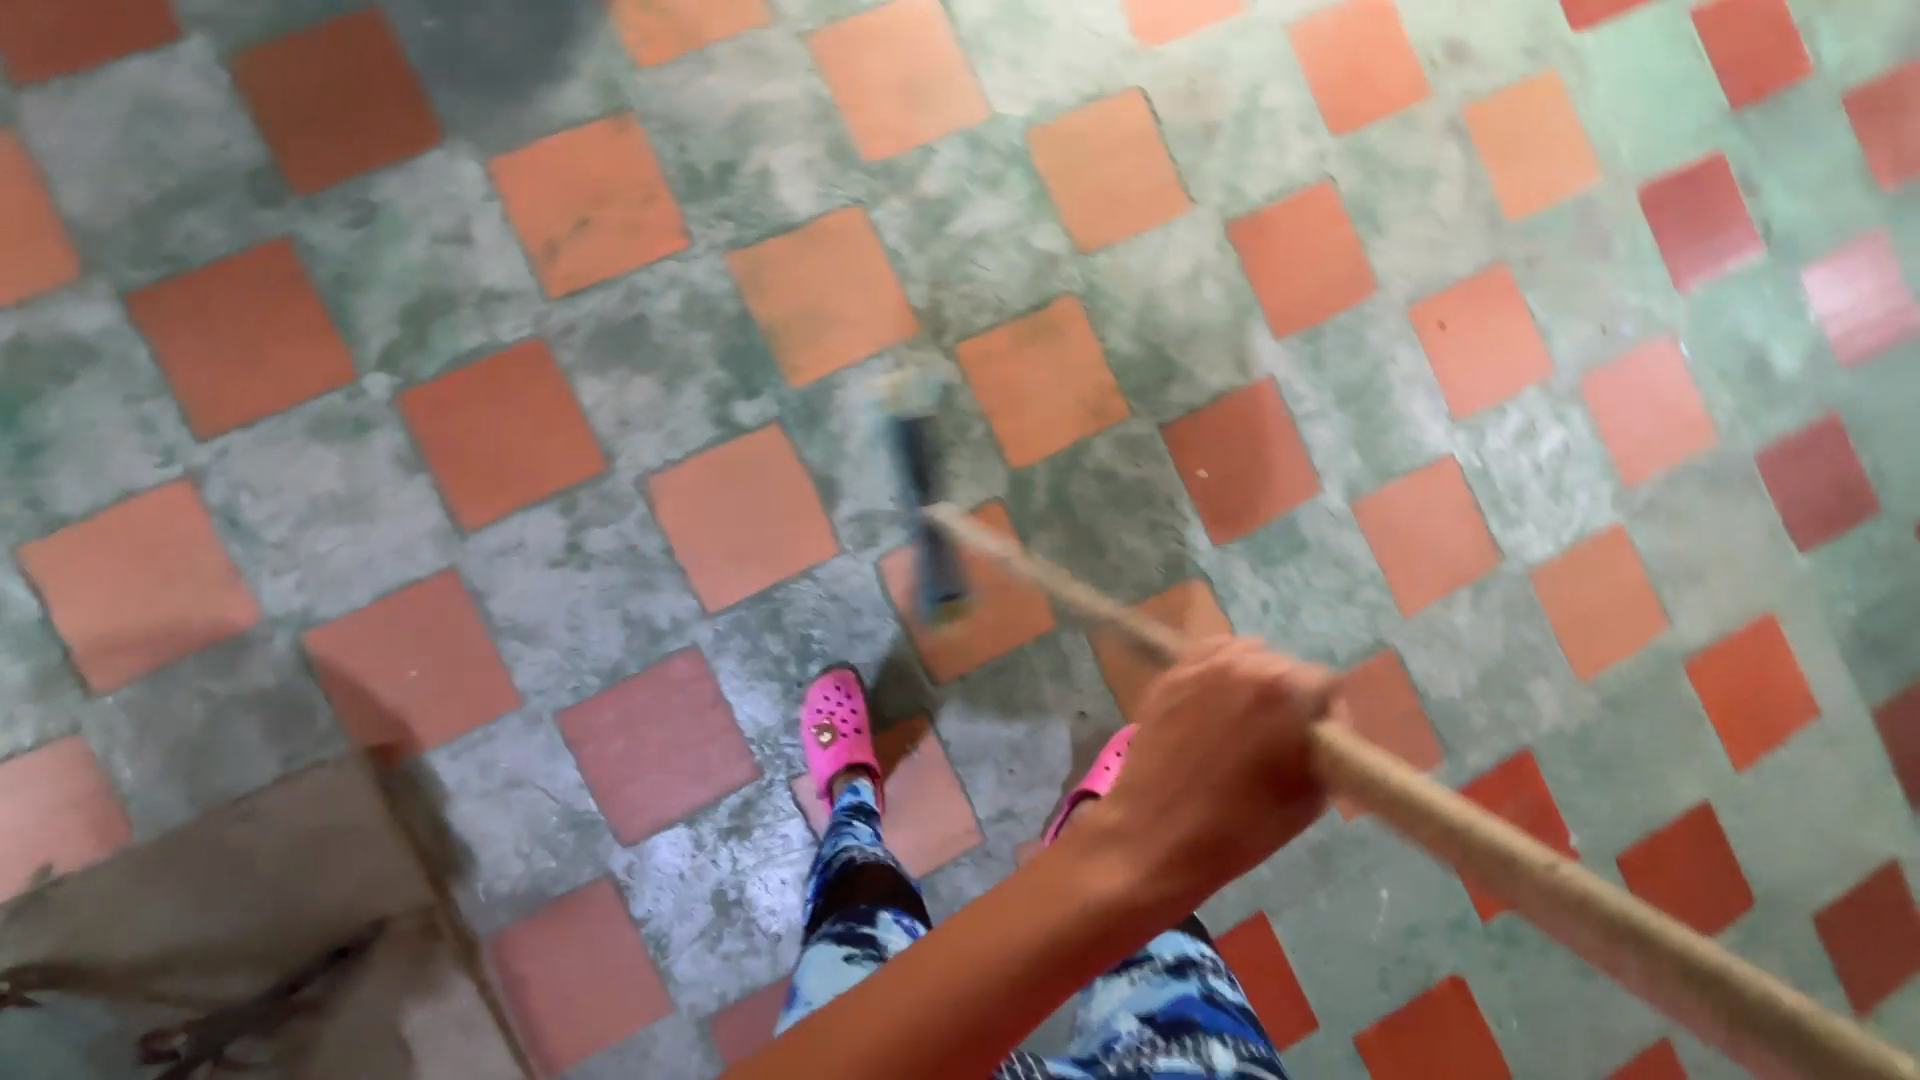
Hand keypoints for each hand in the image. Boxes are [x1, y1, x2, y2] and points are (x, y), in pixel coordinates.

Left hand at [1091, 637, 1337, 909]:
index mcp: (1288, 689)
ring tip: (1248, 720)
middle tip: (1283, 736)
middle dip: (1292, 698)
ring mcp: (1202, 666)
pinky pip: (1207, 658)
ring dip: (1256, 682)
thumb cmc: (1241, 825)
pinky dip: (1220, 673)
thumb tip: (1326, 731)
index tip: (1322, 742)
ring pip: (1247, 657)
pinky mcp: (1170, 676)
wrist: (1158, 833)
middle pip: (1286, 667)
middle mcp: (1246, 663)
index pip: (1327, 686)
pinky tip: (1219, 701)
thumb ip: (1327, 749)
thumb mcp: (1310, 795)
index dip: (1329, 716)